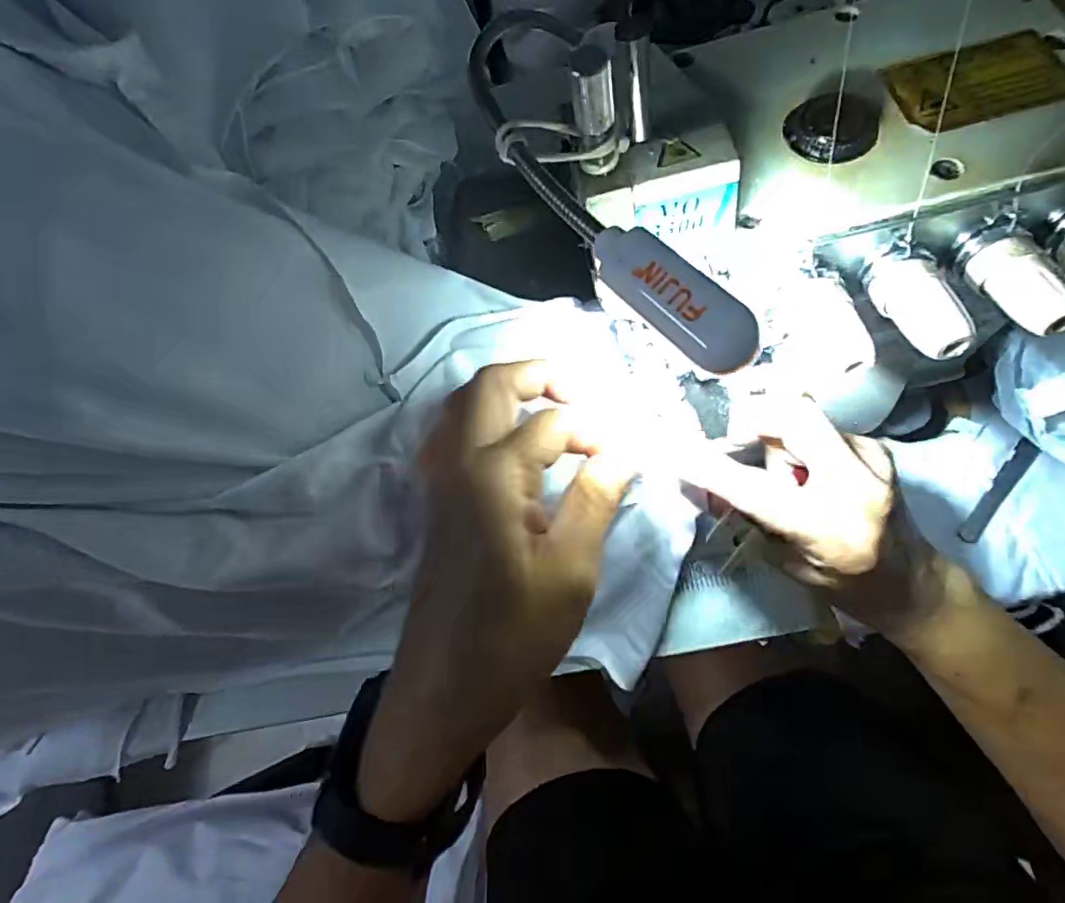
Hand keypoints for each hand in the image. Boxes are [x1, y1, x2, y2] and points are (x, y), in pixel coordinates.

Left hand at [357, 361, 635, 823]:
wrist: (443, 690)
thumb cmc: (514, 634)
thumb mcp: (572, 569)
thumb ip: (597, 497)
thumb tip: (624, 447)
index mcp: (494, 474)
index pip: (552, 423)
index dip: (597, 430)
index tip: (627, 453)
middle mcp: (459, 463)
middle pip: (490, 385)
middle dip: (538, 374)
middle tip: (582, 391)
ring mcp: (440, 480)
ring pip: (464, 404)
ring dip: (507, 392)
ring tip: (552, 407)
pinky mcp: (436, 501)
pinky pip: (453, 433)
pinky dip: (484, 419)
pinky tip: (512, 444)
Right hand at [679, 396, 981, 651]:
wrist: (914, 582)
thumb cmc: (847, 586)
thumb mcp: (789, 565)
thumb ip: (751, 520)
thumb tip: (707, 484)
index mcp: (827, 527)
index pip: (754, 489)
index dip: (711, 468)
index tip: (678, 452)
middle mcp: (855, 484)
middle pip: (793, 415)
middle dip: (753, 420)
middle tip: (735, 442)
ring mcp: (871, 457)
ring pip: (803, 417)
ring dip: (779, 439)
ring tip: (786, 475)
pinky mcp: (876, 445)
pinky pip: (822, 427)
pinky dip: (803, 443)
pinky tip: (812, 471)